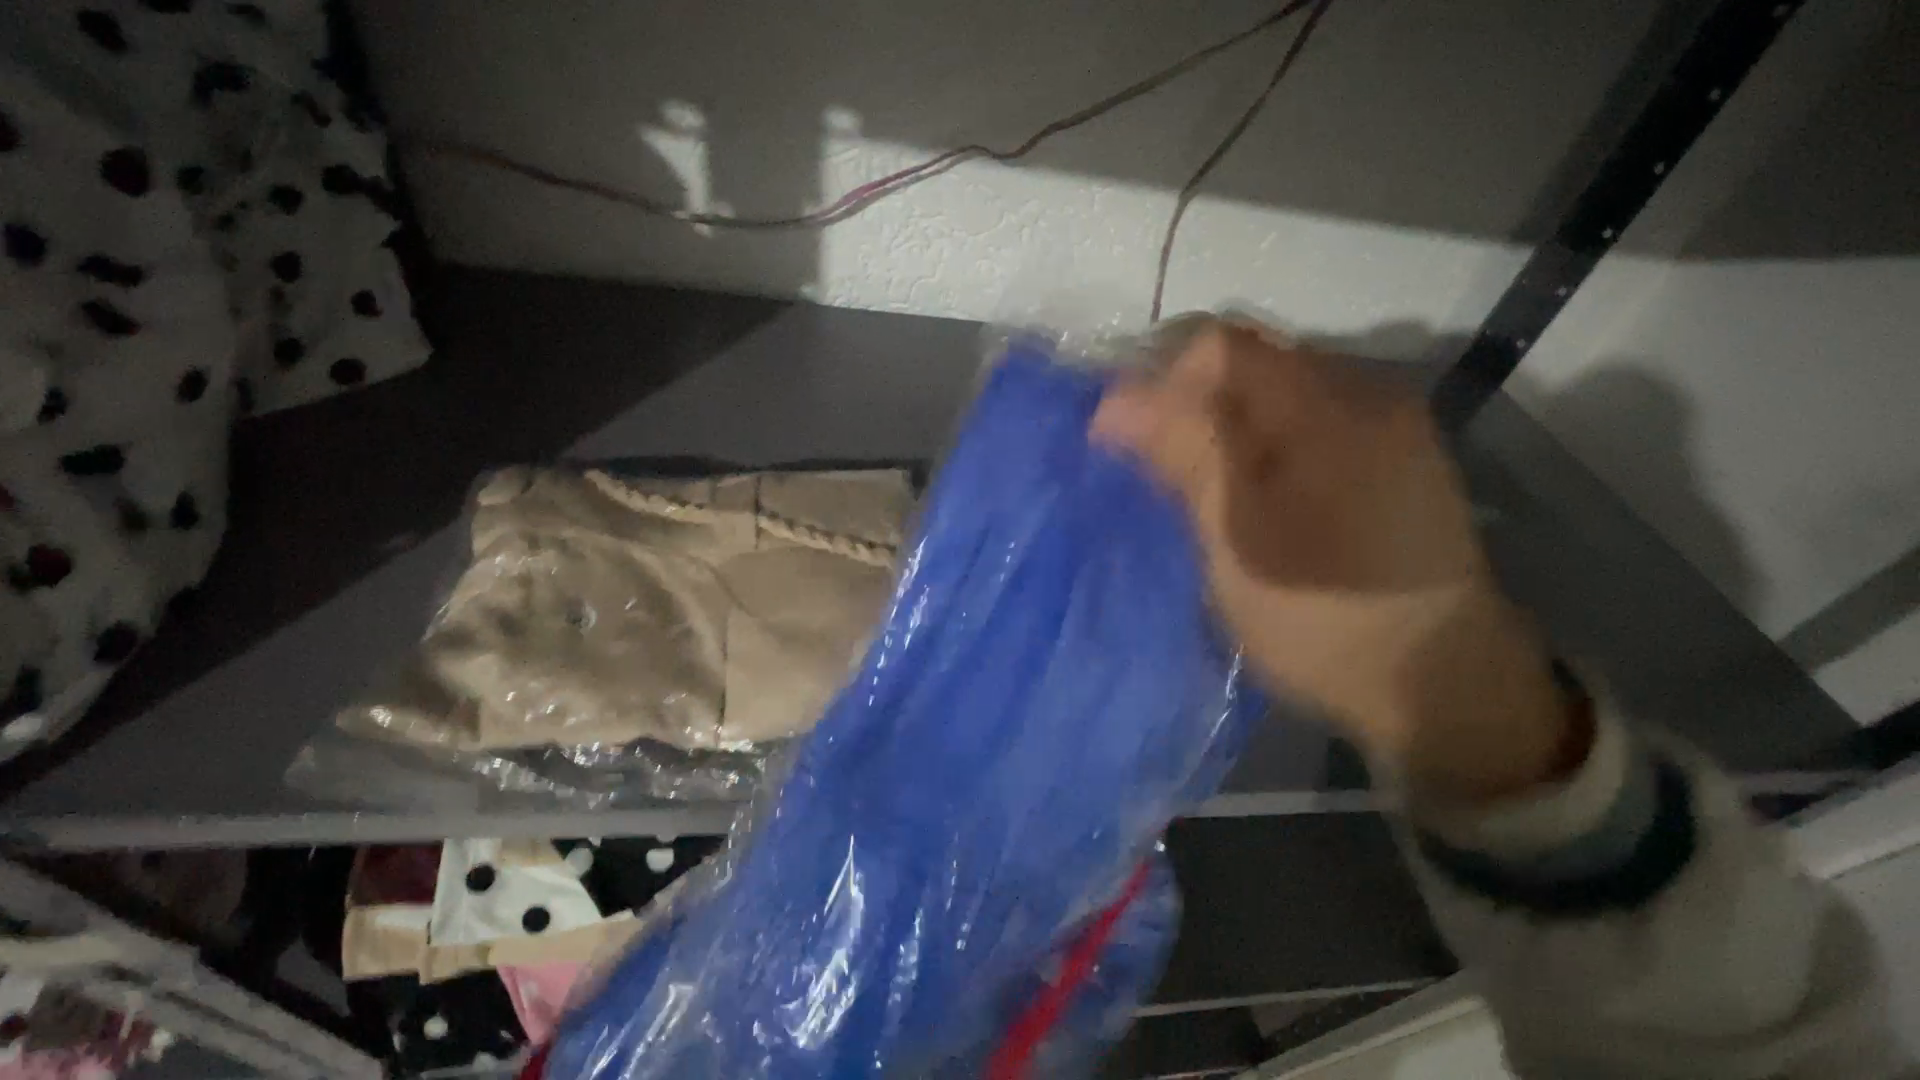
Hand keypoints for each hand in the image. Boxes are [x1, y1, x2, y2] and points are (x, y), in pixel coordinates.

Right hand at [1093, 318, 1584, 804]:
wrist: (1444, 688)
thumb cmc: (1325, 617)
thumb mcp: (1238, 539)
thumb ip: (1184, 453)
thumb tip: (1115, 397)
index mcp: (1327, 406)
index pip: (1221, 345)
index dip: (1158, 380)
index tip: (1123, 442)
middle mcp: (1368, 394)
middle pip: (1254, 363)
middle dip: (1191, 403)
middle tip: (1156, 468)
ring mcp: (1391, 429)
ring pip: (1282, 395)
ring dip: (1228, 425)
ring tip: (1199, 485)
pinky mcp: (1398, 463)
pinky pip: (1314, 425)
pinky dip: (1268, 445)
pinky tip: (1254, 496)